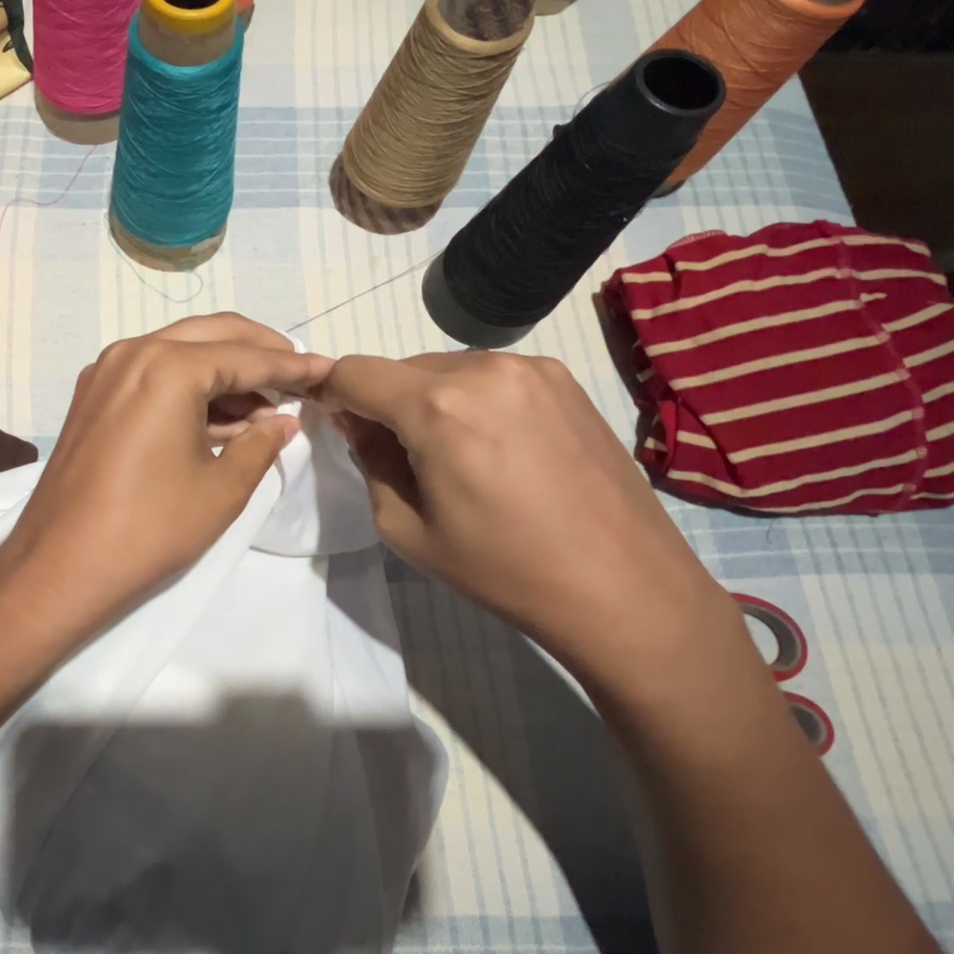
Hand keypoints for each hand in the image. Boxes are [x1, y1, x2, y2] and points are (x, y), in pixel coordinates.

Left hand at [0, 314, 332, 646]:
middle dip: (259, 351)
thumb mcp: (221, 489)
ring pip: (178, 350)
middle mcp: (132, 352)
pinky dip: (188, 383)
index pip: (245, 356)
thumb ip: (259, 444)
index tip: (328, 370)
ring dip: (223, 367)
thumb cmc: (148, 528)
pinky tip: (219, 412)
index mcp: (167, 367)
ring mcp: (105, 371)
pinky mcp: (91, 396)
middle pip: (211, 336)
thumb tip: (282, 421)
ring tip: (266, 399)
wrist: (59, 566)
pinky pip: (151, 372)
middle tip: (298, 374)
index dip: (292, 366)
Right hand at [313, 351, 732, 689]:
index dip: (330, 394)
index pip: (353, 372)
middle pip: (400, 368)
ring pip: (446, 370)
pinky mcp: (563, 379)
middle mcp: (482, 368)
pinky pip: (490, 375)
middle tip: (398, 457)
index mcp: (437, 407)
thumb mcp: (406, 528)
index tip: (334, 424)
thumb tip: (358, 422)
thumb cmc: (504, 568)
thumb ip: (369, 460)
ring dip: (429, 401)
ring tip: (457, 458)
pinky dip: (473, 400)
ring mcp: (530, 368)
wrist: (622, 586)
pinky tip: (498, 449)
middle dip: (384, 403)